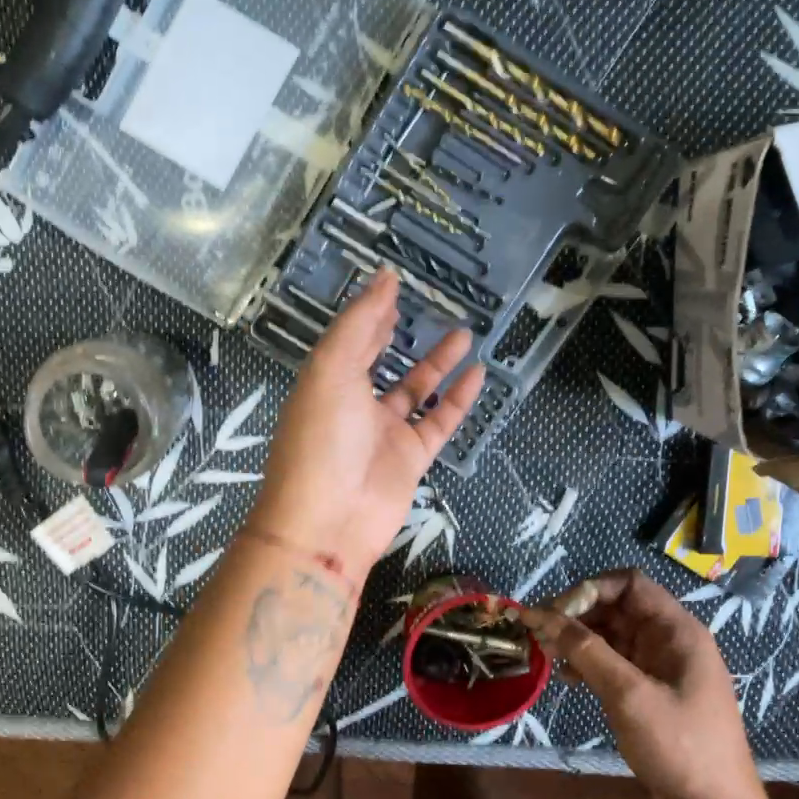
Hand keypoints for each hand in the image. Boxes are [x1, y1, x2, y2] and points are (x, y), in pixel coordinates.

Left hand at [248, 271, 484, 578]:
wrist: (328, 521)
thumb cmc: (320, 437)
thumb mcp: (331, 368)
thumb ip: (359, 322)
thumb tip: (385, 278)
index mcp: (324, 382)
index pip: (349, 340)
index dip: (369, 314)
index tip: (393, 286)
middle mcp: (352, 405)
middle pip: (379, 363)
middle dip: (397, 336)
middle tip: (425, 307)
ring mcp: (383, 433)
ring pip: (415, 390)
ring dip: (437, 363)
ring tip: (464, 332)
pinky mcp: (410, 458)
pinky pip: (439, 421)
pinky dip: (458, 398)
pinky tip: (477, 372)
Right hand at [520, 571, 767, 798]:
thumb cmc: (678, 746)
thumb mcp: (627, 694)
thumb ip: (585, 649)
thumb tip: (541, 614)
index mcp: (677, 631)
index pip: (628, 584)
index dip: (588, 589)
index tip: (554, 612)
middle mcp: (670, 641)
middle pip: (617, 607)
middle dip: (576, 614)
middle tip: (539, 634)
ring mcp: (662, 667)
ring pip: (612, 635)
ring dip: (578, 639)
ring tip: (545, 654)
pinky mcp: (652, 691)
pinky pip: (615, 662)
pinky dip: (588, 662)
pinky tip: (566, 677)